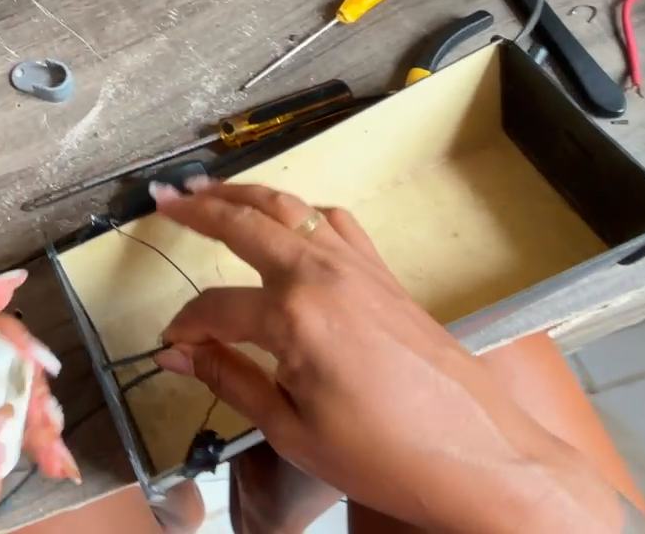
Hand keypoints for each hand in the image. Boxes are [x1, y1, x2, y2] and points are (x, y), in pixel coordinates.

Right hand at [147, 181, 623, 533]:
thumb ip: (227, 379)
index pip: (214, 307)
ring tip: (208, 187)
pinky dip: (299, 210)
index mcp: (291, 317)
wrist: (482, 457)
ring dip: (241, 192)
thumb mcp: (292, 429)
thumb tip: (175, 356)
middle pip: (242, 223)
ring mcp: (351, 263)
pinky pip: (331, 220)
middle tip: (162, 198)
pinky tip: (287, 218)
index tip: (170, 344)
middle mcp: (317, 273)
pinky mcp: (378, 268)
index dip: (185, 325)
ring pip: (286, 206)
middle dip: (195, 209)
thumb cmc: (385, 455)